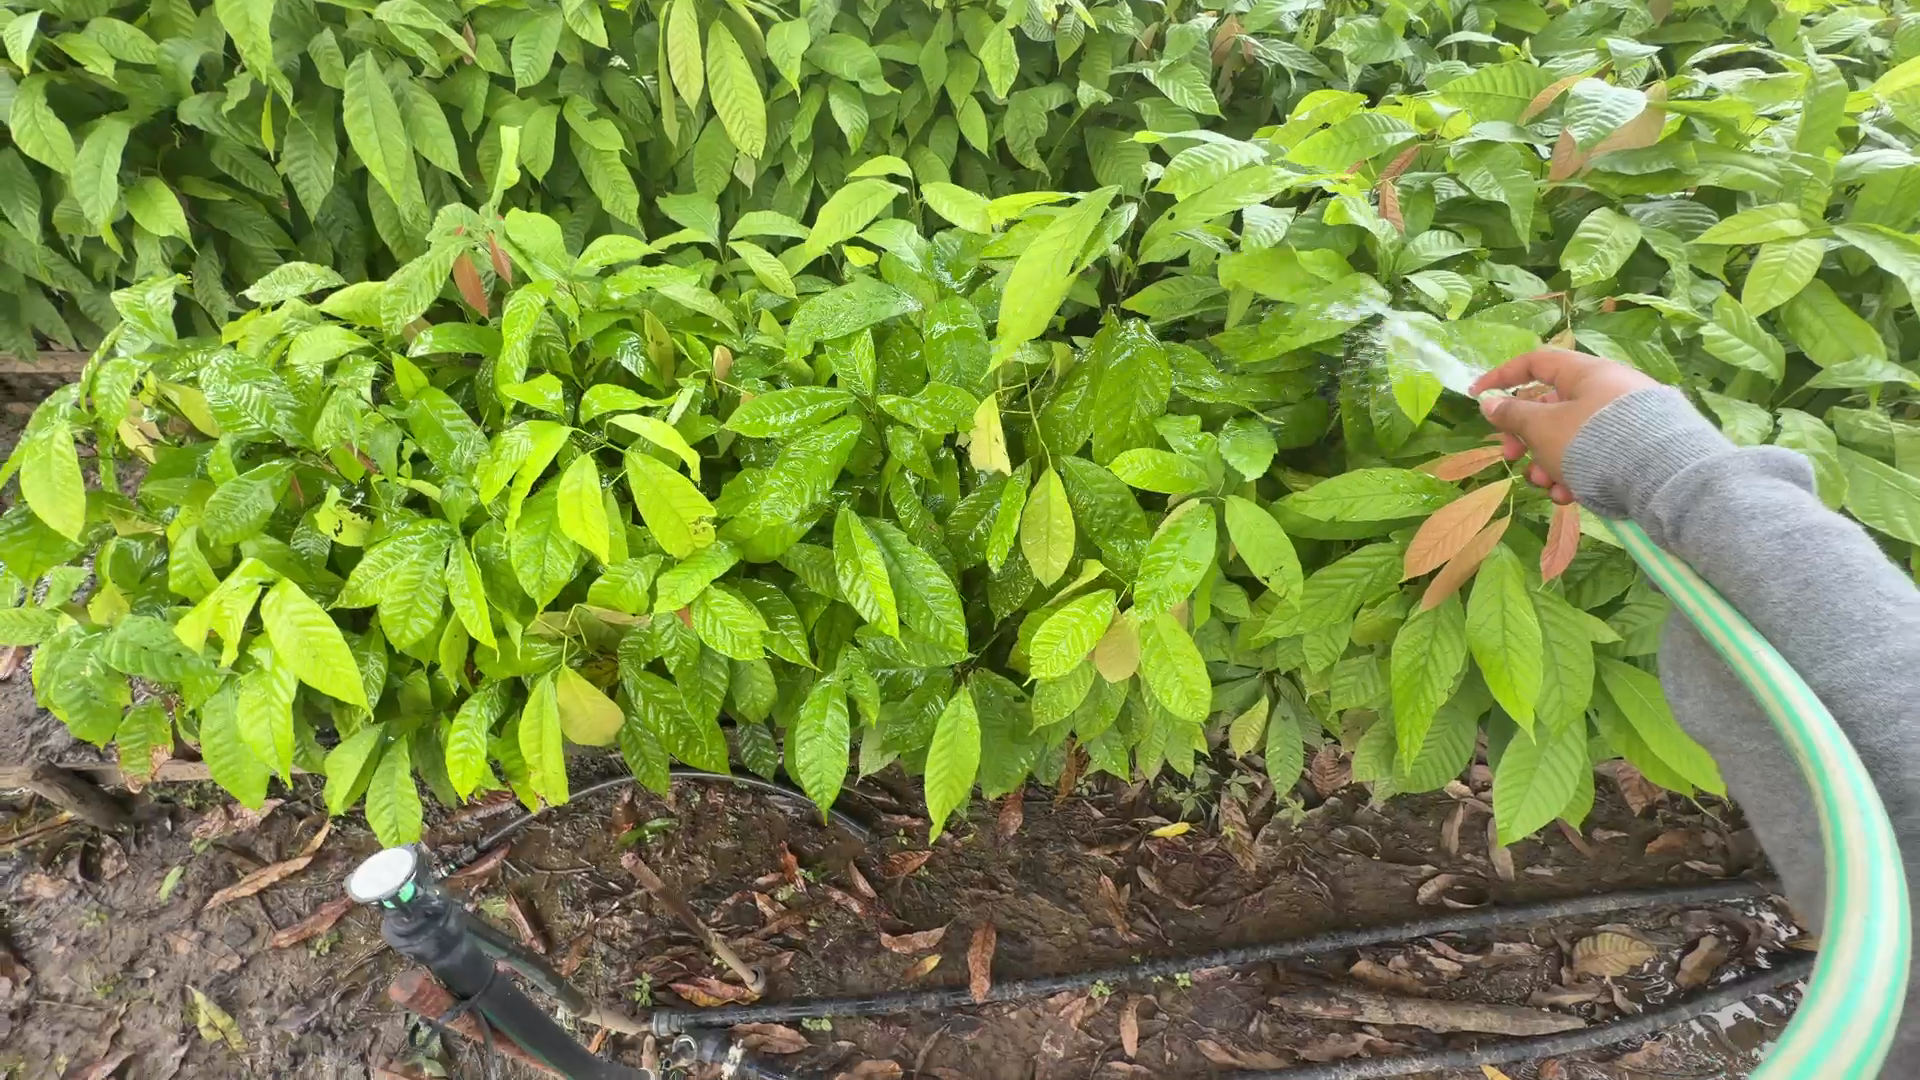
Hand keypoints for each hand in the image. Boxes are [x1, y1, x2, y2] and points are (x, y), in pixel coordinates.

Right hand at [1468, 348, 1658, 504]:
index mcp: (1586, 374)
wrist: (1664, 476)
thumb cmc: (1592, 440)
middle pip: (1548, 407)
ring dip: (1545, 462)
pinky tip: (1569, 494)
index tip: (1476, 395)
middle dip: (1523, 437)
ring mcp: (1624, 419)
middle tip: (1511, 457)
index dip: (1500, 376)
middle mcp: (1607, 391)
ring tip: (1546, 485)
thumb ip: (1511, 414)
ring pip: (1566, 436)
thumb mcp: (1540, 427)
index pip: (1535, 362)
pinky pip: (1592, 454)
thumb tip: (1490, 402)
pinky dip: (1573, 473)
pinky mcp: (1636, 447)